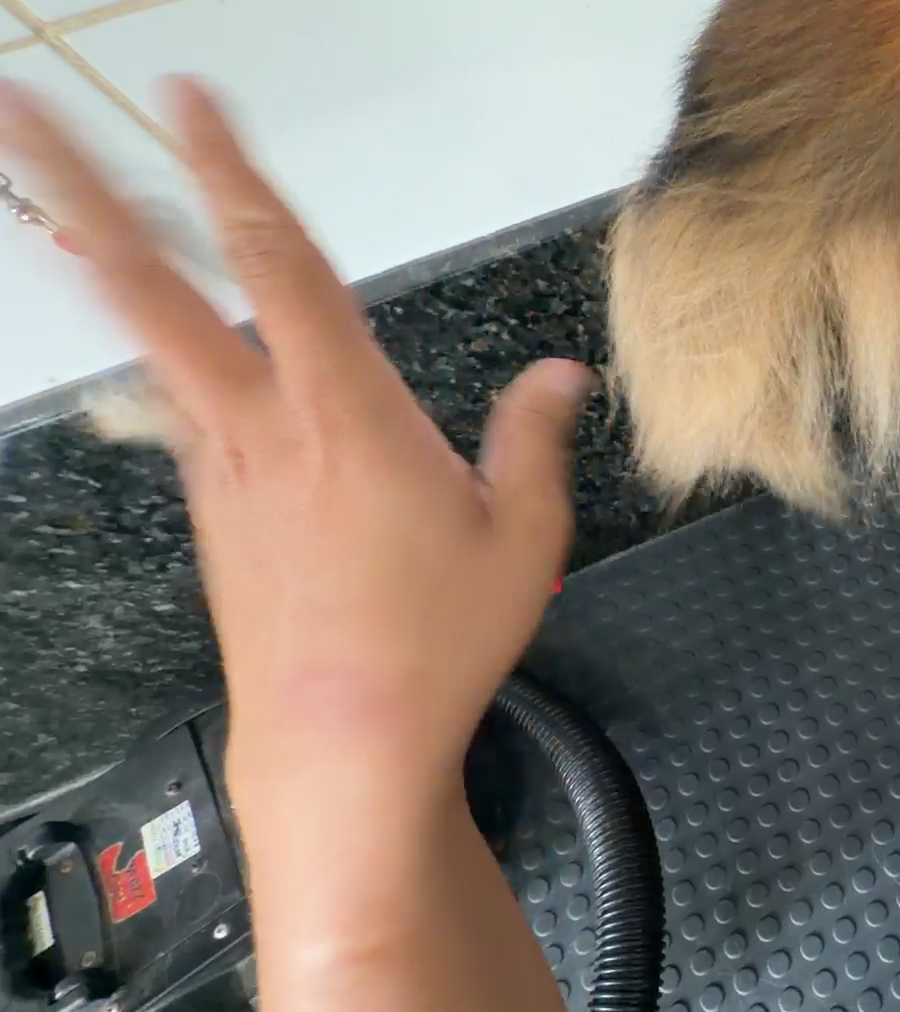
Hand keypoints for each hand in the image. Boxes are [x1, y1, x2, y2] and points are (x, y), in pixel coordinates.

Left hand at [0, 79, 592, 803]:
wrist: (344, 732)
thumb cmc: (448, 627)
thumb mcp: (527, 531)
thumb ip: (534, 438)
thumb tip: (561, 370)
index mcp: (350, 418)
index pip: (285, 272)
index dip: (238, 179)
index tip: (197, 105)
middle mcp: (265, 427)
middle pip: (159, 293)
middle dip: (87, 192)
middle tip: (23, 111)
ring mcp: (223, 473)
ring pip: (152, 349)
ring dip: (109, 268)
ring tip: (67, 208)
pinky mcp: (214, 517)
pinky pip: (185, 416)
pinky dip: (167, 364)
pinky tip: (182, 367)